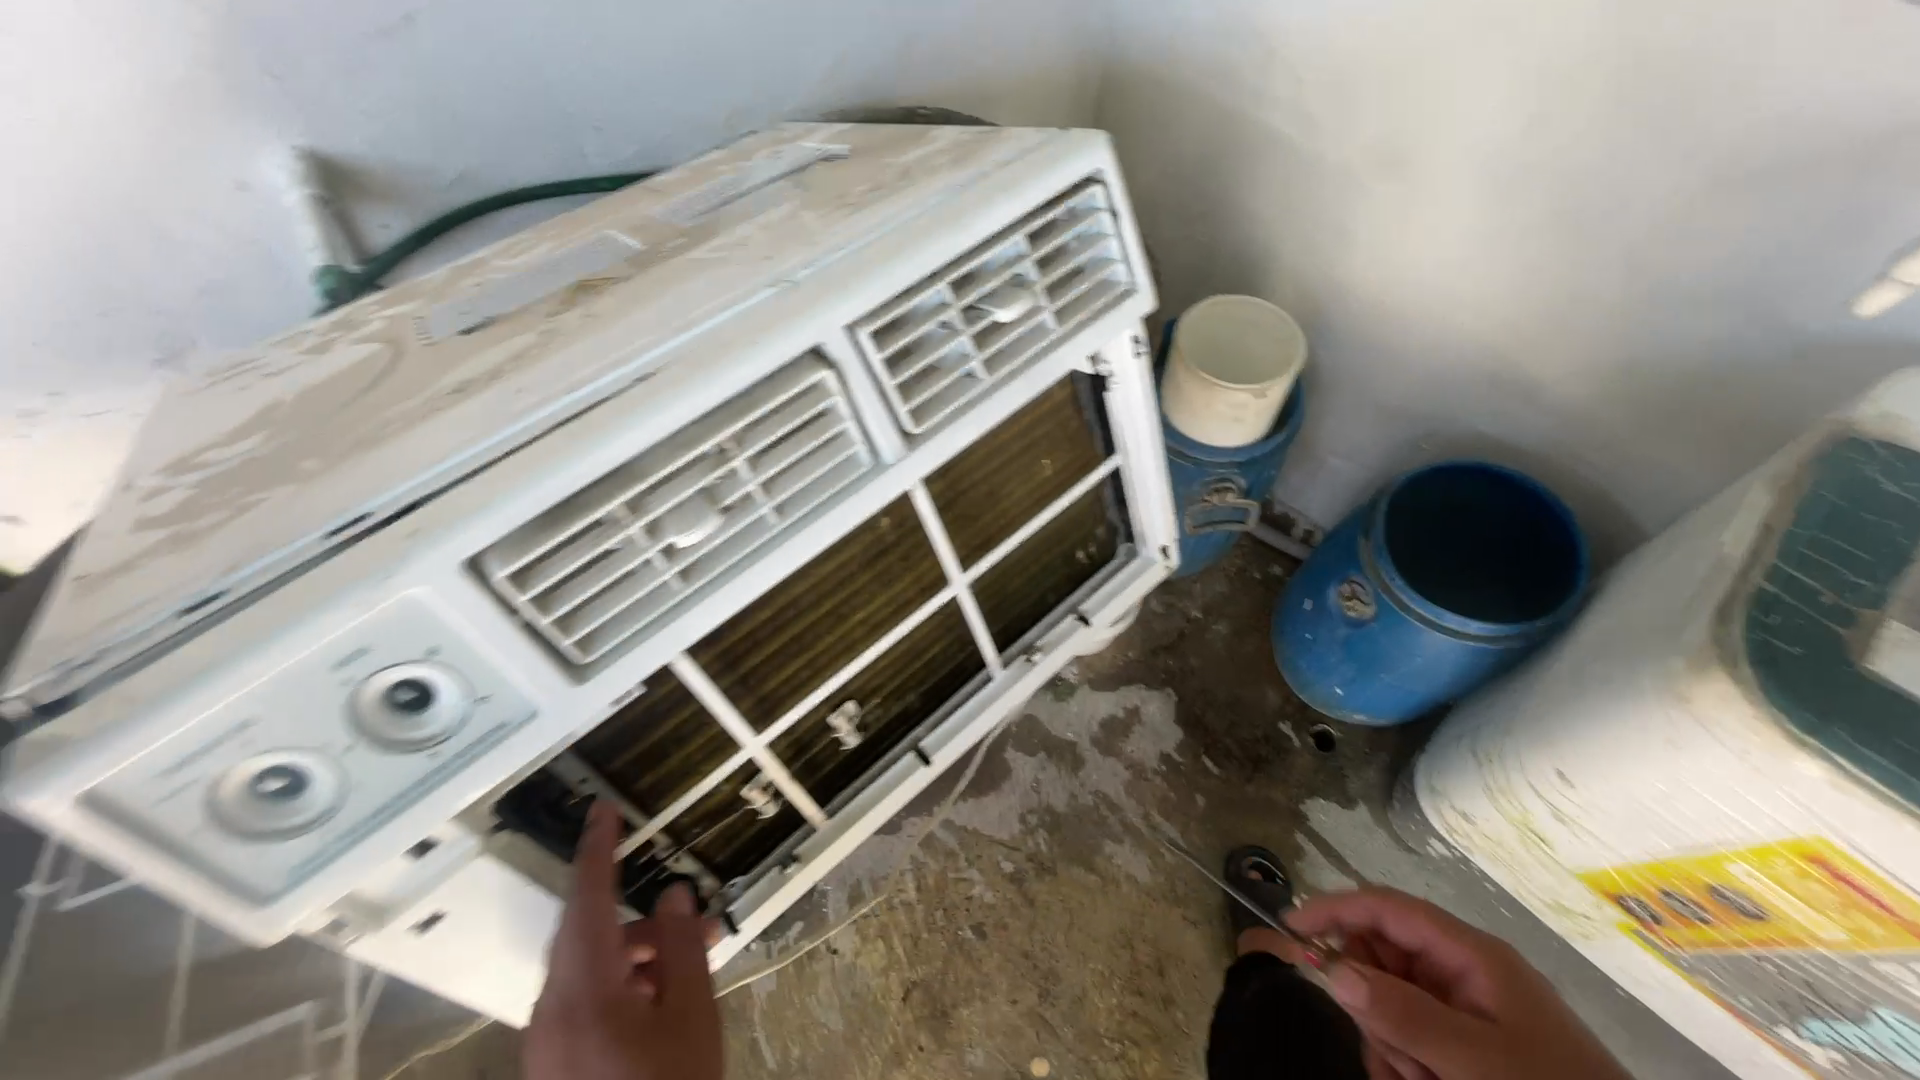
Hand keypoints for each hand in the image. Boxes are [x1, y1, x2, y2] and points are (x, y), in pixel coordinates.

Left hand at [523, 801, 723, 1079]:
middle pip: (592, 938)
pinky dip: (623, 987)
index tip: (604, 809)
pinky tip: (663, 1003)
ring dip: (640, 958)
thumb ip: (681, 947)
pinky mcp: (552, 1064)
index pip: (587, 900)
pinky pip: (585, 1002)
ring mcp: (545, 1042)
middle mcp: (549, 1011)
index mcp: (581, 992)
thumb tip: (674, 896)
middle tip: (702, 925)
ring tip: (693, 970)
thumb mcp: (691, 1017)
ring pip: (591, 971)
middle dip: (647, 924)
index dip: (598, 849)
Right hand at [1274, 886, 1629, 1079]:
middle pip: (1380, 957)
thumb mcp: (1478, 1061)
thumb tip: (1334, 970)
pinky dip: (1402, 1061)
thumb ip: (1406, 1015)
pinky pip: (1404, 1034)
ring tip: (1420, 1079)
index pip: (1388, 908)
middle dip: (1371, 1002)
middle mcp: (1461, 971)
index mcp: (1471, 955)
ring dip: (1389, 1043)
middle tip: (1393, 1052)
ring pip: (1385, 1001)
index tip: (1291, 928)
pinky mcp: (1462, 1041)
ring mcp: (1462, 1008)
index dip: (1336, 908)